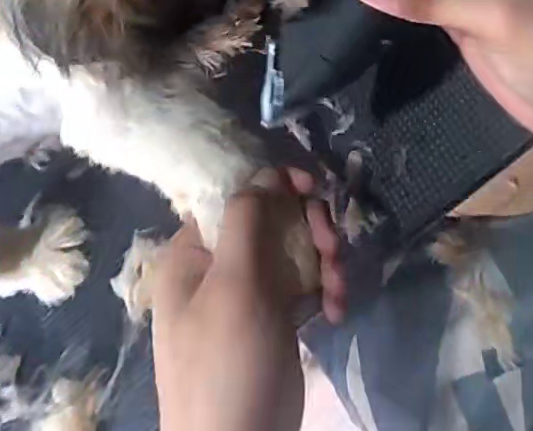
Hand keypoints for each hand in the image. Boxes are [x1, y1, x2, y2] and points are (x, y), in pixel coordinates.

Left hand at [151, 170, 344, 430]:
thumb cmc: (227, 363)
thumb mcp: (233, 285)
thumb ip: (247, 218)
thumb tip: (265, 170)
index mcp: (194, 253)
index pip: (235, 194)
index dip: (275, 182)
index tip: (311, 186)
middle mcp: (219, 265)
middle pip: (274, 218)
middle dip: (310, 227)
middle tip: (332, 244)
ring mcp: (249, 292)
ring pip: (296, 247)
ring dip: (325, 259)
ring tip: (338, 286)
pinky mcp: (276, 316)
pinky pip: (305, 282)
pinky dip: (325, 289)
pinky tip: (337, 310)